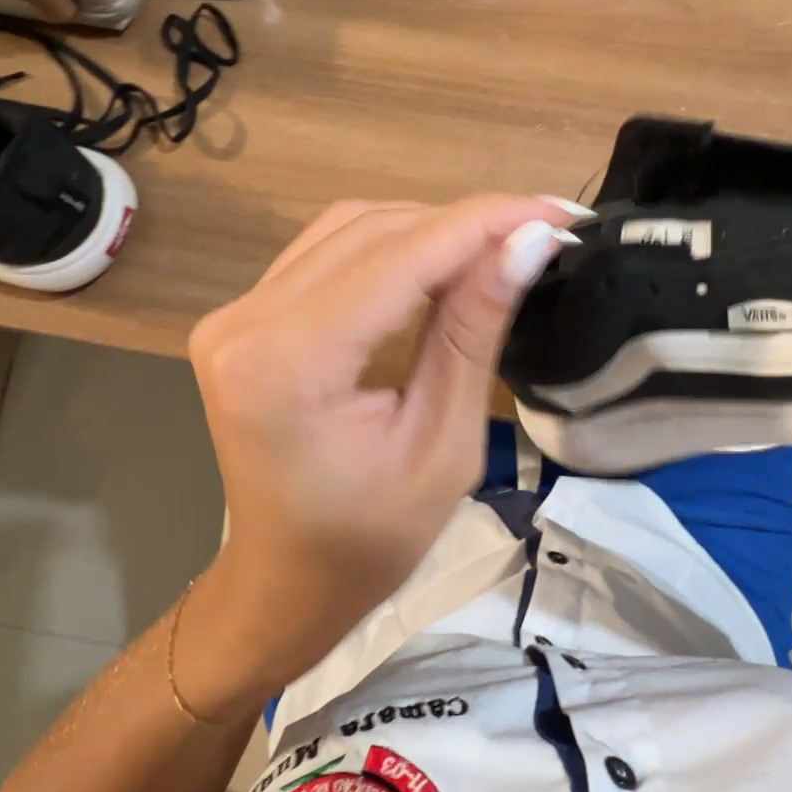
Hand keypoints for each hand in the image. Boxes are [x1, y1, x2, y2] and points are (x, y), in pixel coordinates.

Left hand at [184, 194, 578, 676]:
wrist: (288, 581)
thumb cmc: (372, 540)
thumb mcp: (444, 445)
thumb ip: (472, 331)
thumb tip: (526, 243)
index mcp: (288, 365)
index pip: (398, 258)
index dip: (482, 223)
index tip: (557, 210)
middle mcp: (244, 322)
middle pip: (370, 231)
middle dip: (463, 222)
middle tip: (539, 230)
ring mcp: (234, 314)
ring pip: (348, 228)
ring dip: (429, 227)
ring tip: (498, 245)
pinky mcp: (242, 316)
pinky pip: (326, 251)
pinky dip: (390, 245)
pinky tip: (440, 260)